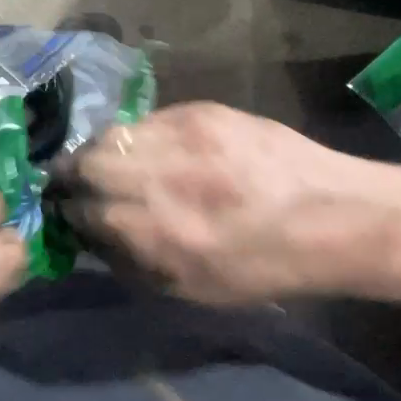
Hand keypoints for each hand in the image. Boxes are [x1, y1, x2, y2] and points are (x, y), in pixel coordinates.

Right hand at [59, 102, 387, 303]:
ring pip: (108, 136)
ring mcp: (178, 139)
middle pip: (83, 165)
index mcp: (157, 234)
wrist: (331, 217)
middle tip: (71, 180)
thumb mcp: (193, 289)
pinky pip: (145, 121)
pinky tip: (150, 148)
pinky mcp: (196, 112)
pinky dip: (137, 137)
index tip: (69, 213)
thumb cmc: (264, 266)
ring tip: (105, 162)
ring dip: (98, 151)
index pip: (82, 212)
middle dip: (70, 174)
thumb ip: (132, 263)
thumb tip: (88, 237)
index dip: (69, 213)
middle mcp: (159, 181)